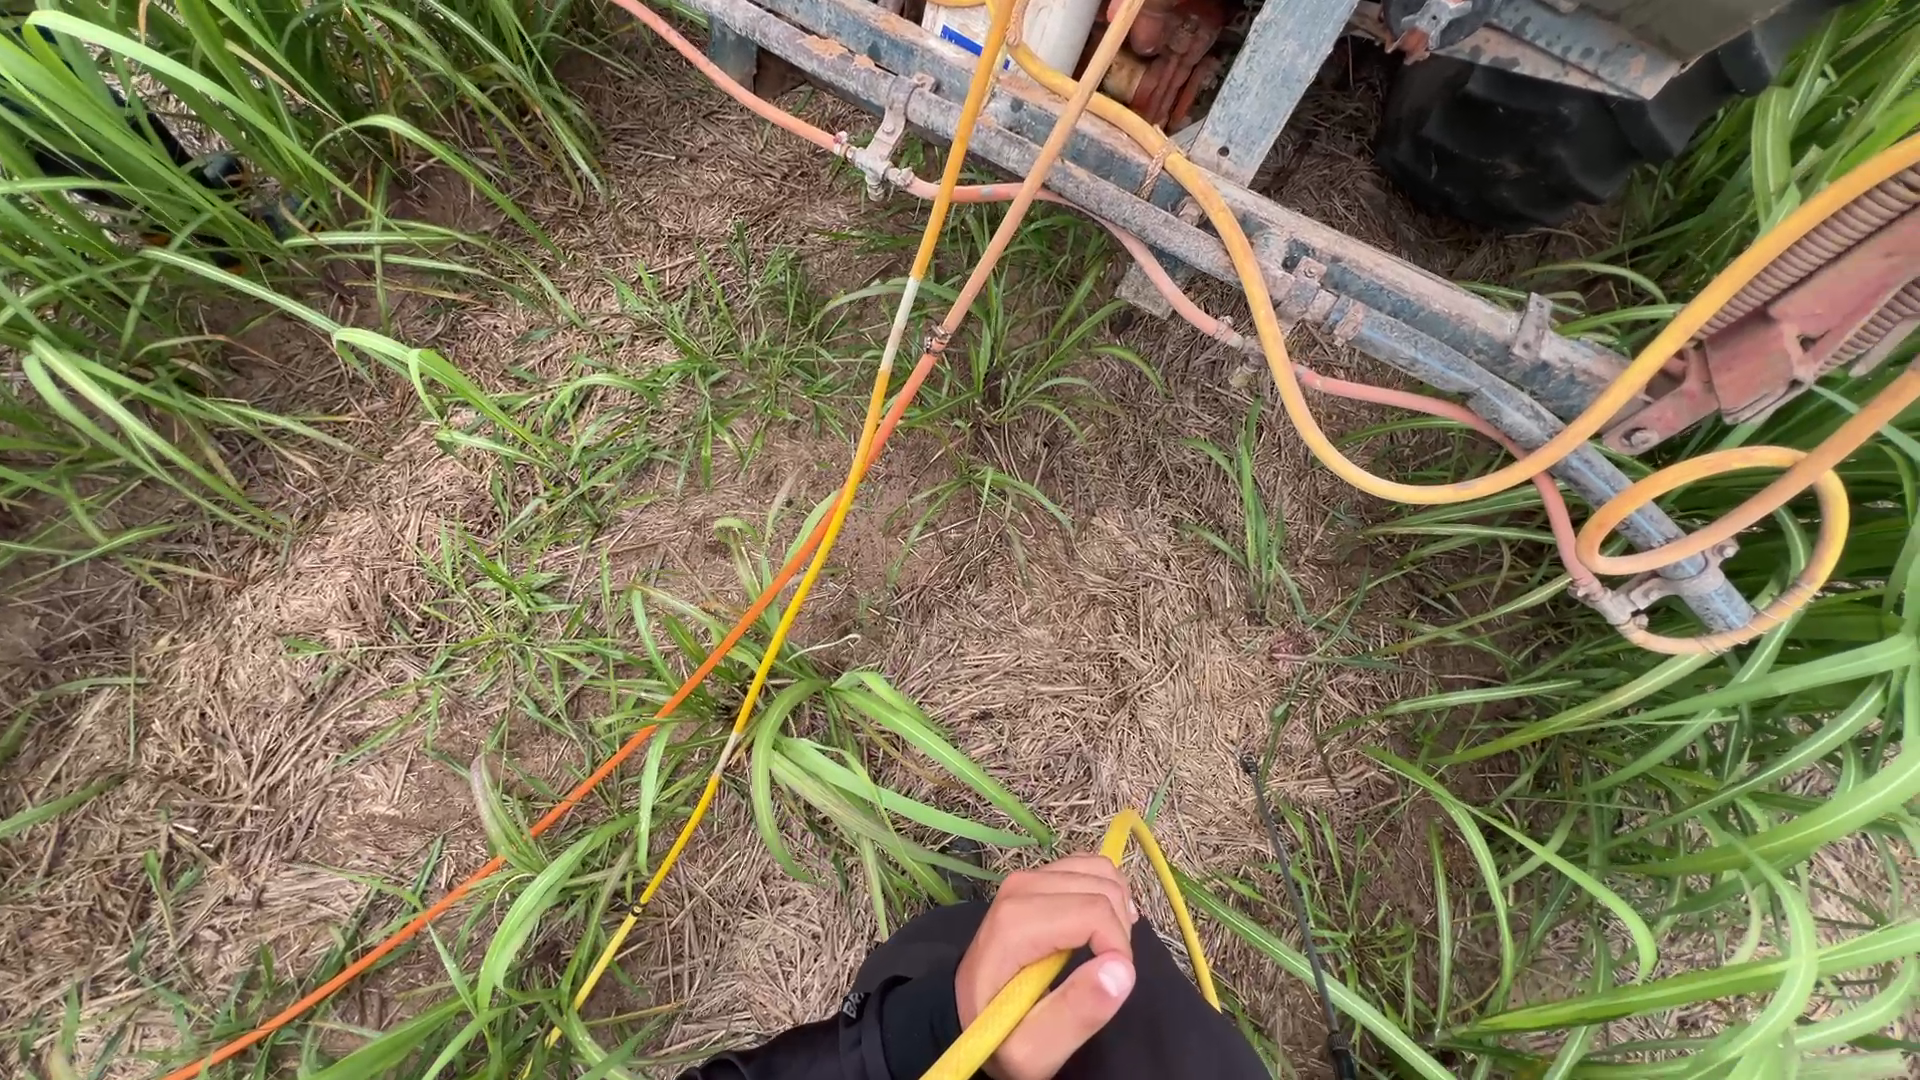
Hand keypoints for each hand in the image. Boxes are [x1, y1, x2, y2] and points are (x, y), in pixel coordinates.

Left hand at [954, 854, 1138, 1079]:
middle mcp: (1022, 886)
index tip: (1113, 984)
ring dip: (1117, 910)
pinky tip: (1102, 924)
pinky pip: (1089, 866)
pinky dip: (1107, 891)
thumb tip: (1122, 969)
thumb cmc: (999, 1033)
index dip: (1118, 949)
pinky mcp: (1037, 874)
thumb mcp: (1034, 1050)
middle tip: (1108, 972)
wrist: (968, 1008)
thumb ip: (1077, 1013)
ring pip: (1100, 872)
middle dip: (1120, 931)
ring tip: (1105, 950)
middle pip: (1101, 888)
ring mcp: (1028, 875)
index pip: (1095, 911)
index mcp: (1017, 923)